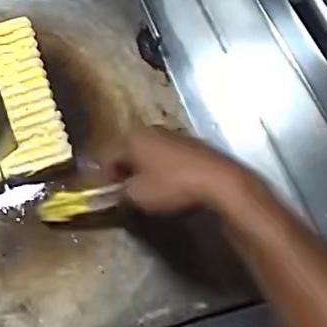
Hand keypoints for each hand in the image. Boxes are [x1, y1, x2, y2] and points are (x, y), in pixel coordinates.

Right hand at [108, 128, 260, 215]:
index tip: (110, 195)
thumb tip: (118, 194)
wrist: (218, 180)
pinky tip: (174, 185)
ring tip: (153, 191)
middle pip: (131, 153)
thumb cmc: (171, 184)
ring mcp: (174, 134)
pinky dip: (168, 169)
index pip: (110, 159)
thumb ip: (121, 194)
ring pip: (152, 154)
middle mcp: (150, 130)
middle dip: (129, 172)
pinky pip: (170, 157)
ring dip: (149, 169)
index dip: (107, 179)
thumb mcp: (139, 196)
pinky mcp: (193, 144)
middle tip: (130, 193)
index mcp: (132, 137)